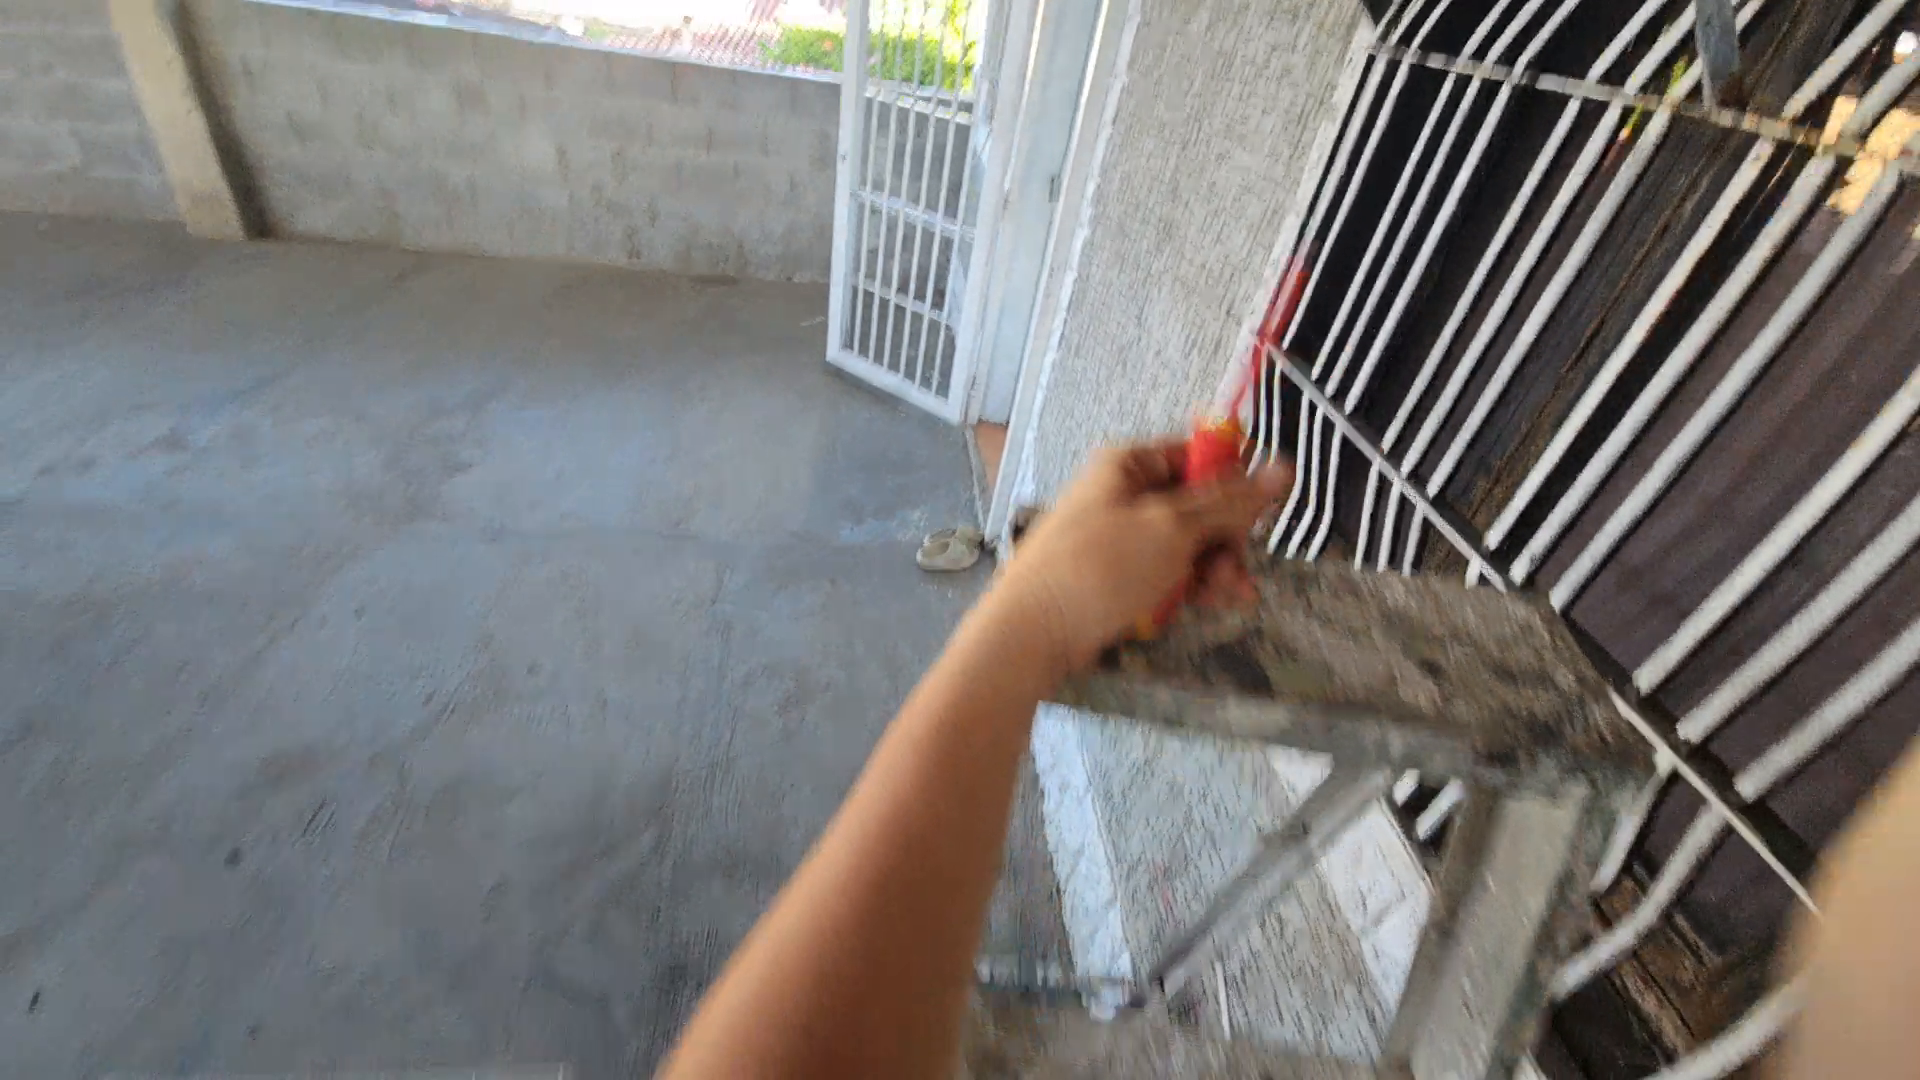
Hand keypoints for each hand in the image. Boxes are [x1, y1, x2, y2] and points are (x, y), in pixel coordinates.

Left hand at [984, 438, 1292, 677]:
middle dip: (1226, 538)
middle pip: (1198, 504)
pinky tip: (1211, 605)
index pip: (1196, 454)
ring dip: (1215, 568)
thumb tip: (1282, 468)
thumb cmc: (1099, 567)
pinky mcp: (1118, 575)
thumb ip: (1228, 502)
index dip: (1234, 479)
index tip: (1261, 512)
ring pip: (1188, 543)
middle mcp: (1123, 494)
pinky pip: (1167, 570)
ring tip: (1226, 597)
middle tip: (1235, 570)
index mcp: (1127, 465)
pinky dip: (1190, 585)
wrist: (1031, 633)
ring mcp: (1120, 537)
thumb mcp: (1170, 528)